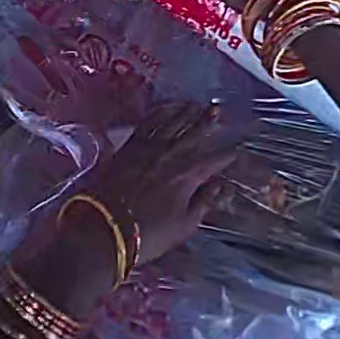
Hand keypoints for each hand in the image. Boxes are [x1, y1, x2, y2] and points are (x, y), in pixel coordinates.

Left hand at [87, 100, 241, 263]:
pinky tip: (165, 108)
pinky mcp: (129, 146)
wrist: (103, 228)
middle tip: (218, 110)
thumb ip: (203, 203)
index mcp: (188, 175)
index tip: (236, 148)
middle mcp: (171, 155)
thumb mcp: (184, 226)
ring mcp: (148, 148)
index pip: (214, 160)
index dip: (227, 154)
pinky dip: (159, 113)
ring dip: (185, 112)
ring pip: (171, 123)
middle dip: (208, 121)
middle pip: (193, 133)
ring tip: (195, 104)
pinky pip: (148, 123)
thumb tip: (218, 187)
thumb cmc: (148, 234)